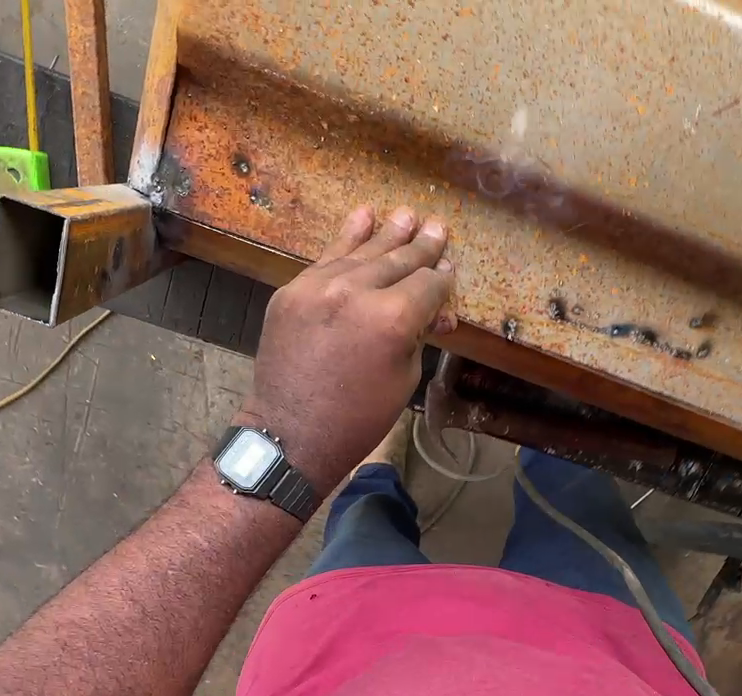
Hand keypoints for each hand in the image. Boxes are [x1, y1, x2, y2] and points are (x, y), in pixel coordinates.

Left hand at [239, 204, 455, 489]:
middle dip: (421, 247)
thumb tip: (433, 311)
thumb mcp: (404, 380)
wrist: (292, 433)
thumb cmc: (358, 418)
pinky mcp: (292, 291)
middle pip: (397, 261)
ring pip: (362, 252)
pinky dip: (347, 238)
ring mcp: (319, 287)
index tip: (449, 270)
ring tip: (407, 215)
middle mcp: (357, 291)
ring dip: (388, 234)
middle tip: (438, 227)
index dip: (443, 280)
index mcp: (393, 319)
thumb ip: (418, 335)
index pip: (428, 285)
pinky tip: (364, 216)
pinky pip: (326, 258)